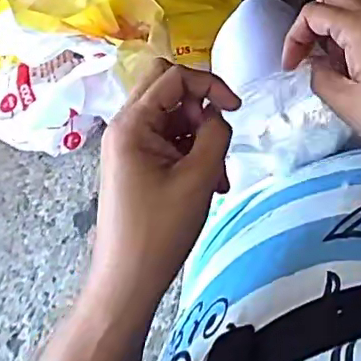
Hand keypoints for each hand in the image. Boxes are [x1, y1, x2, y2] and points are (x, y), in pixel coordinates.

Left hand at [85, 59, 240, 309]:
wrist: (126, 284)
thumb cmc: (159, 231)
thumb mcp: (199, 176)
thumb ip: (215, 132)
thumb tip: (218, 114)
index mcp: (132, 122)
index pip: (174, 76)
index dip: (210, 84)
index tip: (236, 107)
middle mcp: (125, 125)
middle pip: (168, 87)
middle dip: (201, 105)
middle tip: (216, 135)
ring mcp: (128, 144)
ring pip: (172, 114)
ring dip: (199, 134)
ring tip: (217, 174)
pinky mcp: (135, 161)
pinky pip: (167, 138)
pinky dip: (190, 150)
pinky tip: (208, 182)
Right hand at [282, 0, 360, 166]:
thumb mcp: (347, 102)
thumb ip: (319, 78)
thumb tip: (314, 66)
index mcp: (358, 25)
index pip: (312, 13)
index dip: (294, 37)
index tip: (291, 67)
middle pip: (330, 0)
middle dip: (311, 24)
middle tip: (305, 57)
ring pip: (349, 10)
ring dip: (330, 30)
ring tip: (326, 67)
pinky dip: (348, 37)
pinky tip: (350, 70)